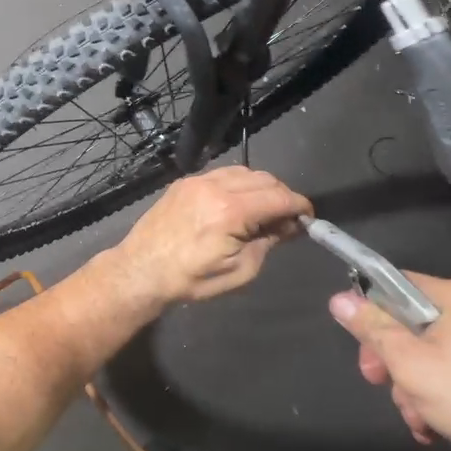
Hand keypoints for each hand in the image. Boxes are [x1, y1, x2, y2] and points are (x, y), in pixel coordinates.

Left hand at [97, 166, 311, 305]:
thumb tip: (288, 225)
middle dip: (282, 196)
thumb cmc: (192, 278)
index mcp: (230, 210)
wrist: (141, 270)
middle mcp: (213, 186)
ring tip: (263, 213)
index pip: (279, 197)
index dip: (300, 207)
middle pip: (264, 179)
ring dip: (260, 188)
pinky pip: (220, 175)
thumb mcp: (241, 270)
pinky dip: (237, 185)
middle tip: (287, 220)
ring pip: (242, 172)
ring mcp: (195, 181)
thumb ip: (268, 242)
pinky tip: (238, 205)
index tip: (309, 219)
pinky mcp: (183, 183)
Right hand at [329, 274, 450, 450]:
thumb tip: (338, 298)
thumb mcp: (410, 364)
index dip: (369, 312)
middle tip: (382, 384)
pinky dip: (439, 398)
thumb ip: (372, 329)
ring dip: (413, 388)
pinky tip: (438, 427)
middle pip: (410, 324)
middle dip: (392, 360)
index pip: (394, 284)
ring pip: (430, 356)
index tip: (362, 345)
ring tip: (420, 419)